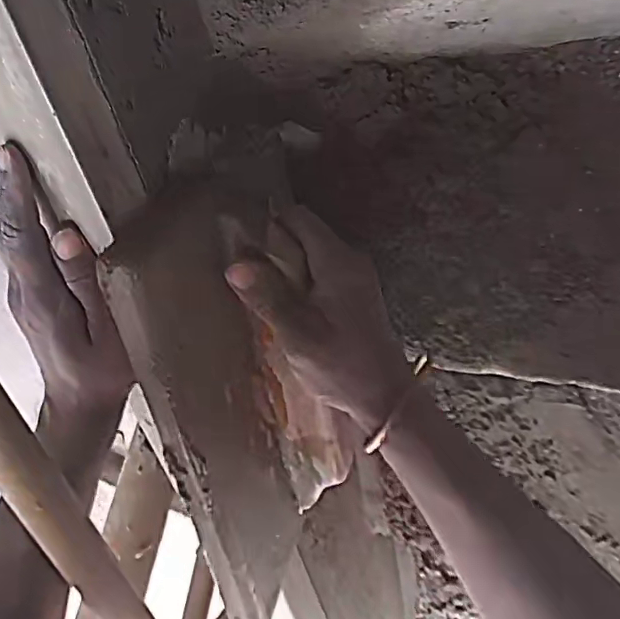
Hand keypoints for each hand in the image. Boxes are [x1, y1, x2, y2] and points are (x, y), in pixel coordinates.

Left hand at [0, 144, 133, 426]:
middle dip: (8, 188)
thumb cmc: (102, 372)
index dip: (15, 194)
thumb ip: (87, 282)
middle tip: (9, 149)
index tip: (11, 157)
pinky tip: (30, 204)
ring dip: (11, 201)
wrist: (77, 406)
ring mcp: (20, 295)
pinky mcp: (26, 296)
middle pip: (7, 231)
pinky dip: (20, 220)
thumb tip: (65, 234)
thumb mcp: (109, 331)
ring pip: (9, 239)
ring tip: (16, 165)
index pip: (22, 237)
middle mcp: (23, 292)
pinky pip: (18, 249)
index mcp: (42, 298)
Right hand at [225, 205, 412, 433]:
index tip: (241, 243)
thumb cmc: (341, 367)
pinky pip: (317, 271)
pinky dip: (297, 280)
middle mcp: (350, 259)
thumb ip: (267, 296)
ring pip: (309, 253)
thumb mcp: (297, 334)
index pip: (298, 217)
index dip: (268, 223)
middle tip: (244, 272)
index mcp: (338, 261)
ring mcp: (355, 276)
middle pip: (303, 232)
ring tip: (258, 290)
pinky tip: (282, 305)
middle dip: (272, 246)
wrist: (385, 401)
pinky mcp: (354, 294)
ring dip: (283, 266)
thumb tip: (234, 265)